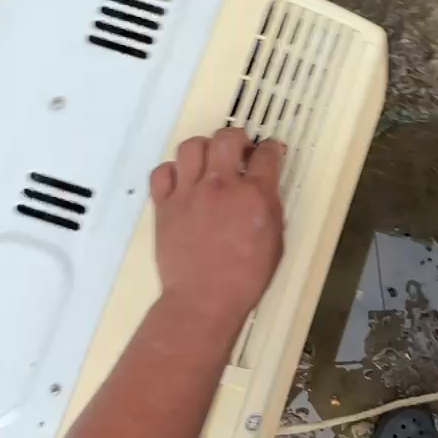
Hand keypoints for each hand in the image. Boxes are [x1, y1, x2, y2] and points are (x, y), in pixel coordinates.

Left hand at [149, 128, 285, 329]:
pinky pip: (162, 172)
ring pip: (191, 146)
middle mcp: (221, 186)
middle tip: (239, 149)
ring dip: (203, 148)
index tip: (271, 150)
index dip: (272, 148)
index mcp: (255, 195)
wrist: (204, 299)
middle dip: (237, 137)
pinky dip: (172, 171)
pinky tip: (182, 181)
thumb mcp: (275, 241)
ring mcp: (189, 193)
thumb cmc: (244, 278)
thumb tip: (265, 189)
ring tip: (208, 161)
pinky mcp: (165, 205)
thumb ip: (270, 207)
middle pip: (226, 138)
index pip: (267, 154)